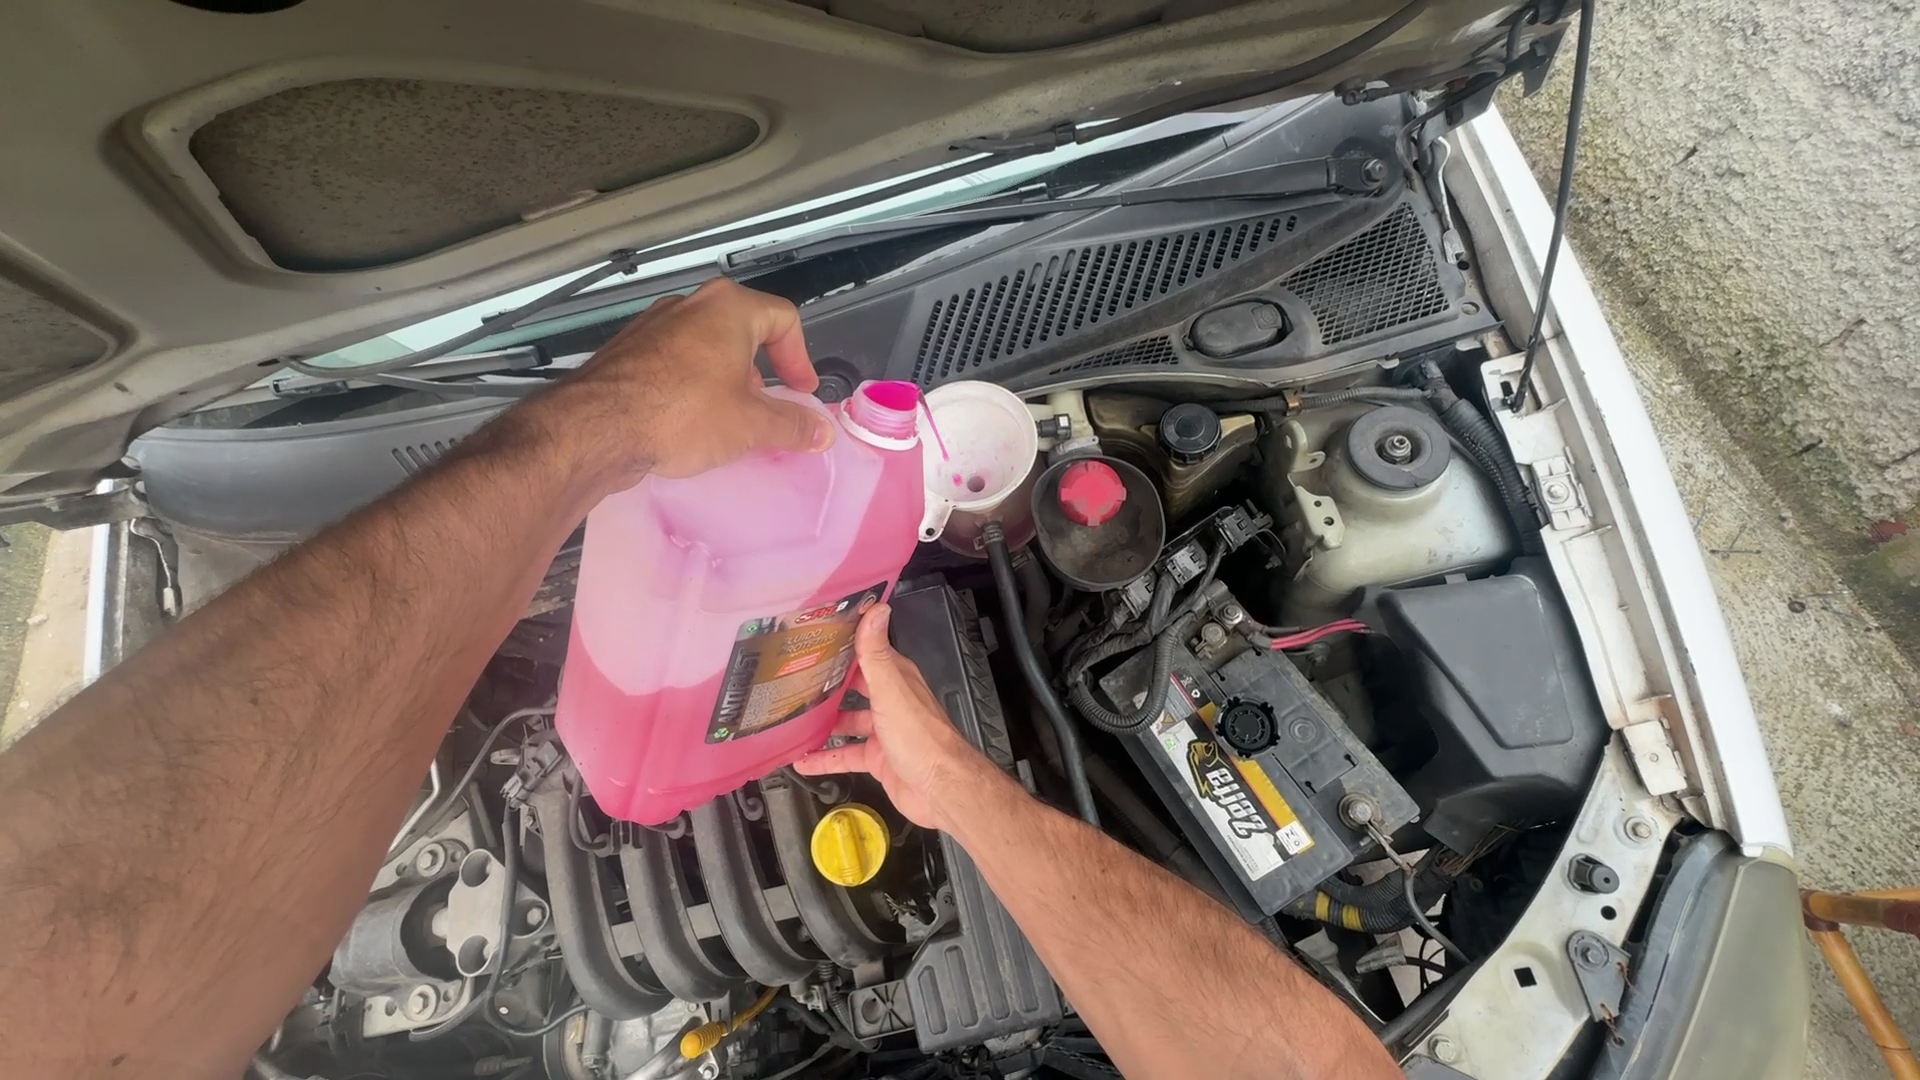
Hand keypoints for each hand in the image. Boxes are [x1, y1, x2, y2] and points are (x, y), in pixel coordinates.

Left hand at [529, 279, 834, 488]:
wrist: (595, 429)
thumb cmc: (684, 414)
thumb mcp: (752, 425)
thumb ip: (792, 425)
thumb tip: (822, 432)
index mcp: (728, 309)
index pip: (783, 319)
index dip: (800, 358)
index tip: (801, 392)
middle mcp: (689, 306)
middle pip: (743, 331)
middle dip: (763, 371)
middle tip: (767, 407)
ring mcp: (652, 326)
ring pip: (706, 347)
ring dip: (727, 380)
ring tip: (729, 419)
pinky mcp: (626, 352)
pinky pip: (675, 363)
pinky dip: (693, 386)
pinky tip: (689, 422)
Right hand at [794, 605, 1000, 831]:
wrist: (941, 788)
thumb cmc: (921, 736)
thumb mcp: (891, 690)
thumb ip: (877, 654)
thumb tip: (876, 608)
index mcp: (896, 679)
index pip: (867, 654)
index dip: (843, 646)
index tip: (814, 640)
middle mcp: (891, 701)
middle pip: (855, 687)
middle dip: (828, 685)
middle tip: (795, 681)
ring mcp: (885, 731)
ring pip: (848, 722)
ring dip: (824, 723)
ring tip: (793, 721)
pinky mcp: (879, 758)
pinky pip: (847, 755)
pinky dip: (826, 758)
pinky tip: (803, 762)